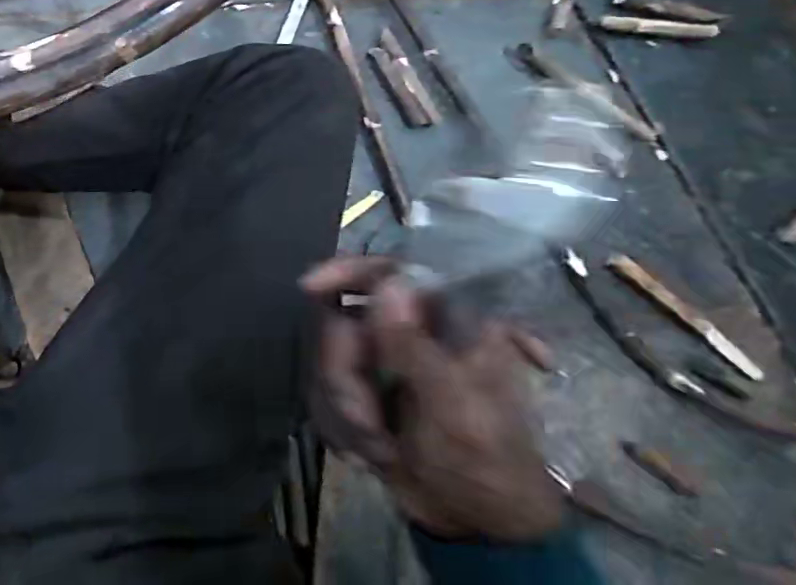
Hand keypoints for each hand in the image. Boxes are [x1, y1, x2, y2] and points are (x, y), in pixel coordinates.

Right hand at [301, 256, 564, 542]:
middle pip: (343, 320)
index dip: (346, 271)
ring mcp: (382, 358)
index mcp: (444, 319)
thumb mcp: (456, 409)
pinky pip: (323, 390)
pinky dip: (339, 423)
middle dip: (346, 376)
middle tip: (368, 422)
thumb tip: (390, 284)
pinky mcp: (362, 387)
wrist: (477, 525)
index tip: (310, 287)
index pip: (388, 270)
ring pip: (328, 358)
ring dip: (345, 408)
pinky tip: (369, 451)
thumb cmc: (486, 465)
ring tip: (379, 447)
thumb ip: (417, 347)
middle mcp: (408, 329)